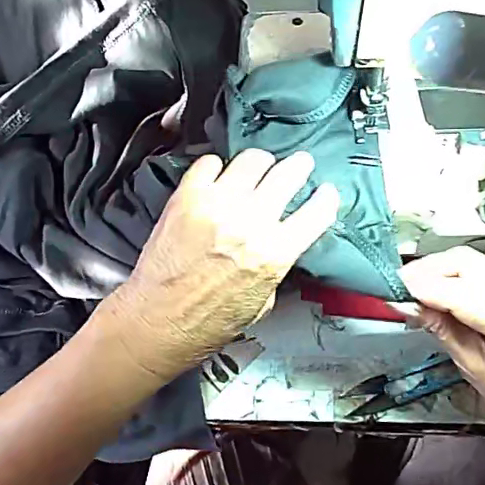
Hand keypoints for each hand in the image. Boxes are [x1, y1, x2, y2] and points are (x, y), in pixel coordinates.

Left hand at [98, 150, 338, 379]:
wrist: (157, 322)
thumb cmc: (206, 323)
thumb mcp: (261, 302)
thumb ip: (275, 265)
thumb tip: (279, 243)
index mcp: (274, 254)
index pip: (316, 212)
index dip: (326, 198)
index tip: (326, 192)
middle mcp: (249, 224)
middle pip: (287, 175)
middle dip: (299, 167)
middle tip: (300, 164)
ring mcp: (217, 206)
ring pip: (251, 161)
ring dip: (261, 162)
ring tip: (261, 165)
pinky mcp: (187, 198)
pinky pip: (209, 163)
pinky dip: (218, 166)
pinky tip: (220, 175)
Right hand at [399, 247, 484, 439]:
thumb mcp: (476, 371)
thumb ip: (444, 330)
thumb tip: (409, 304)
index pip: (459, 293)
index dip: (420, 289)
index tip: (390, 290)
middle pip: (463, 264)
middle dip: (424, 274)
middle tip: (396, 291)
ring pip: (468, 261)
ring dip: (436, 272)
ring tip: (412, 293)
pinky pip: (479, 268)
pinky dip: (452, 275)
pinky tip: (437, 292)